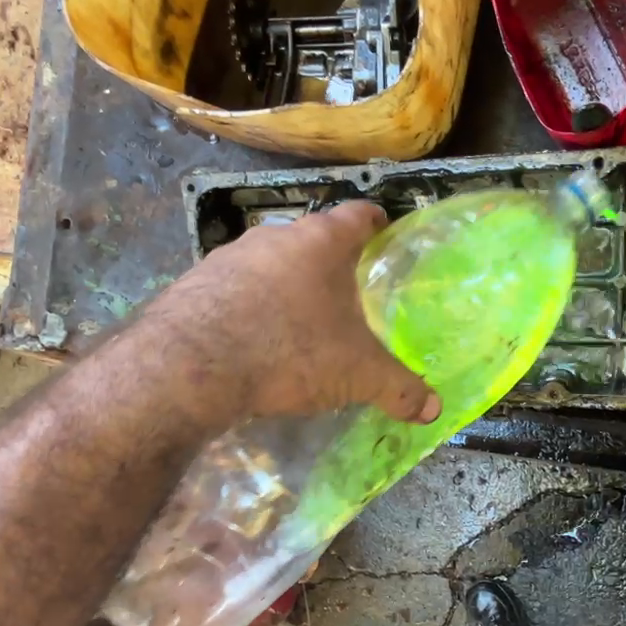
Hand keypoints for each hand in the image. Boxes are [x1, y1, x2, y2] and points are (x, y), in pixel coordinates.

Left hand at [140, 201, 440, 423]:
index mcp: (321, 242)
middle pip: (312, 241)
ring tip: (300, 325)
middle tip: (348, 296)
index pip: (359, 216)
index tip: (384, 232)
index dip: (376, 224)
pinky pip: (236, 291)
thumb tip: (433, 409)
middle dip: (330, 266)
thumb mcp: (357, 375)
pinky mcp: (195, 284)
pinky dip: (251, 309)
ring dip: (287, 287)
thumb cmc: (291, 352)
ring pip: (270, 265)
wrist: (192, 366)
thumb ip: (399, 388)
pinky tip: (255, 343)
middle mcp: (274, 236)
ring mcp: (228, 257)